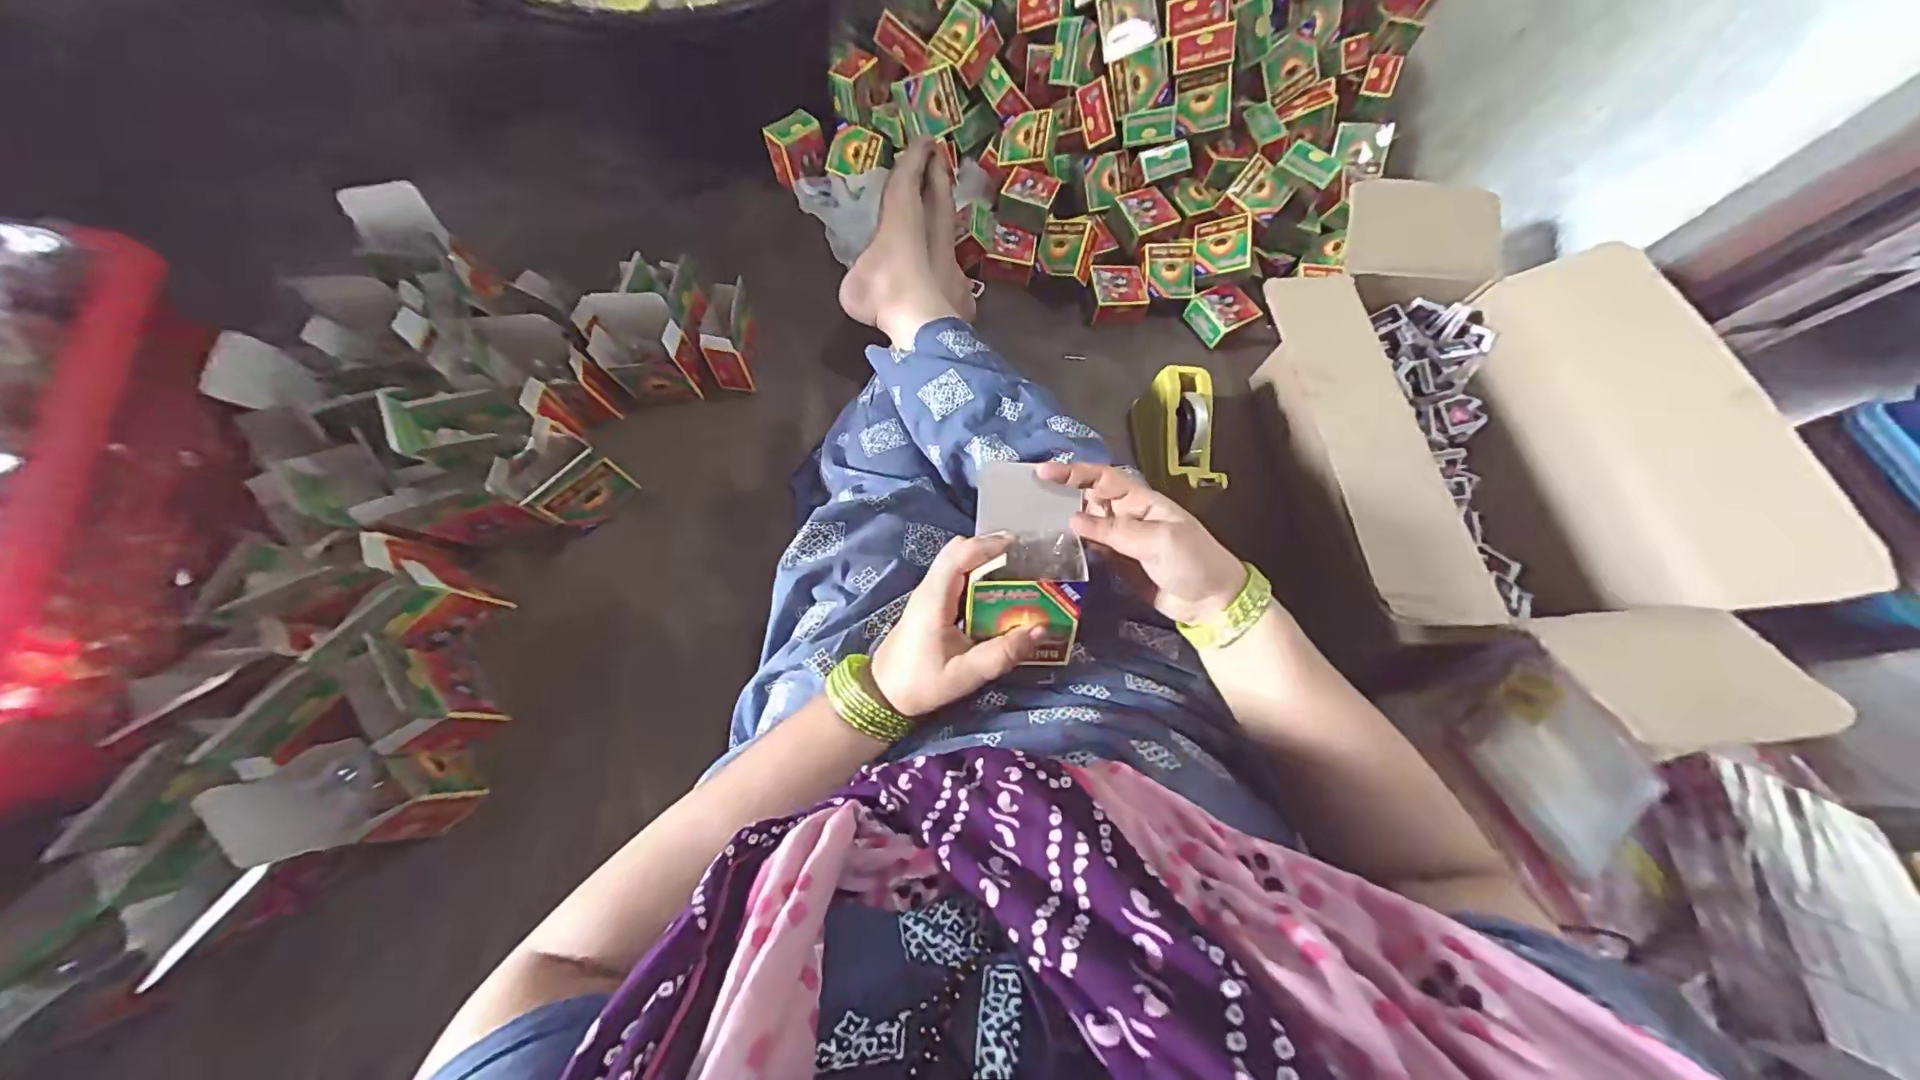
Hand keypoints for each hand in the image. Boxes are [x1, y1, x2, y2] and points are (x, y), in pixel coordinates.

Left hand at [870, 533, 1045, 716]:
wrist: (882, 694)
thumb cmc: (920, 684)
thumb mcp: (965, 674)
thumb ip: (1003, 653)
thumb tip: (1040, 630)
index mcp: (934, 599)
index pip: (960, 555)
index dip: (990, 544)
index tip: (1021, 545)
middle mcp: (929, 589)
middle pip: (958, 551)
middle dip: (991, 548)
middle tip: (1024, 558)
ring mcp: (927, 594)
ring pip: (956, 562)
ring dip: (985, 561)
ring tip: (1018, 571)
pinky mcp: (930, 604)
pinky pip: (955, 577)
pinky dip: (977, 575)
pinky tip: (998, 592)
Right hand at [1036, 462, 1246, 624]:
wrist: (1211, 601)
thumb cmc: (1193, 562)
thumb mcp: (1158, 541)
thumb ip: (1115, 531)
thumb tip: (1072, 521)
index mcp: (1141, 501)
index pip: (1102, 479)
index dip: (1073, 473)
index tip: (1043, 472)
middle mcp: (1128, 515)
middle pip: (1089, 498)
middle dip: (1062, 494)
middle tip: (1029, 497)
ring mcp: (1122, 540)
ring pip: (1086, 524)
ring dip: (1062, 521)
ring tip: (1033, 521)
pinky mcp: (1117, 562)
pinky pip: (1090, 548)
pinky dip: (1073, 546)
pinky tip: (1053, 546)